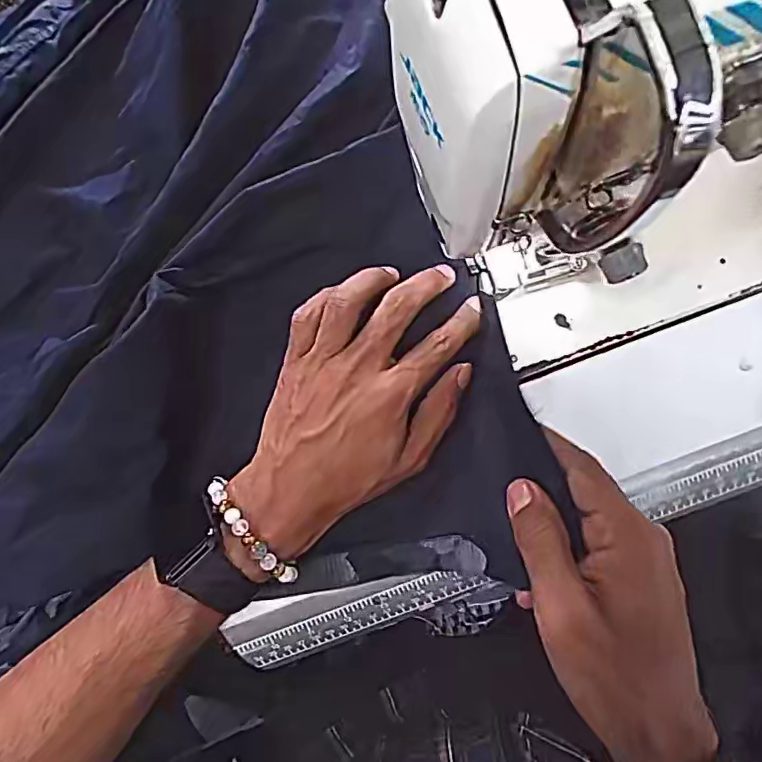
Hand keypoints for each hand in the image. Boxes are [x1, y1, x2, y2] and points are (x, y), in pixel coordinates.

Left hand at [227, 264, 482, 570]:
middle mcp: (356, 369)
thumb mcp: (408, 458)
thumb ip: (439, 412)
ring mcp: (323, 361)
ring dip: (374, 279)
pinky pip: (308, 314)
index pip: (436, 344)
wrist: (290, 488)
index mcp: (389, 394)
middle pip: (397, 308)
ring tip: (391, 274)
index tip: (470, 310)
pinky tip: (342, 292)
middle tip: (441, 278)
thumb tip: (459, 377)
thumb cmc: (344, 479)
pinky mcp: (297, 360)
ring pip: (349, 300)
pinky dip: (326, 296)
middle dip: (427, 285)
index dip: (461, 321)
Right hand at [508, 430, 718, 761]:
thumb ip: (539, 539)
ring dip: (555, 523)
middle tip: (505, 485)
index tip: (522, 429)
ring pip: (592, 519)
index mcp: (627, 536)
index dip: (548, 445)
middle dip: (545, 485)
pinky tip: (546, 573)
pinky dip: (571, 548)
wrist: (659, 732)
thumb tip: (522, 490)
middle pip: (588, 490)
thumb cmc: (614, 677)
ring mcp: (649, 559)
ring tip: (519, 535)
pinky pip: (601, 543)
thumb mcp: (559, 604)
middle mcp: (645, 539)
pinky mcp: (645, 579)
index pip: (582, 468)